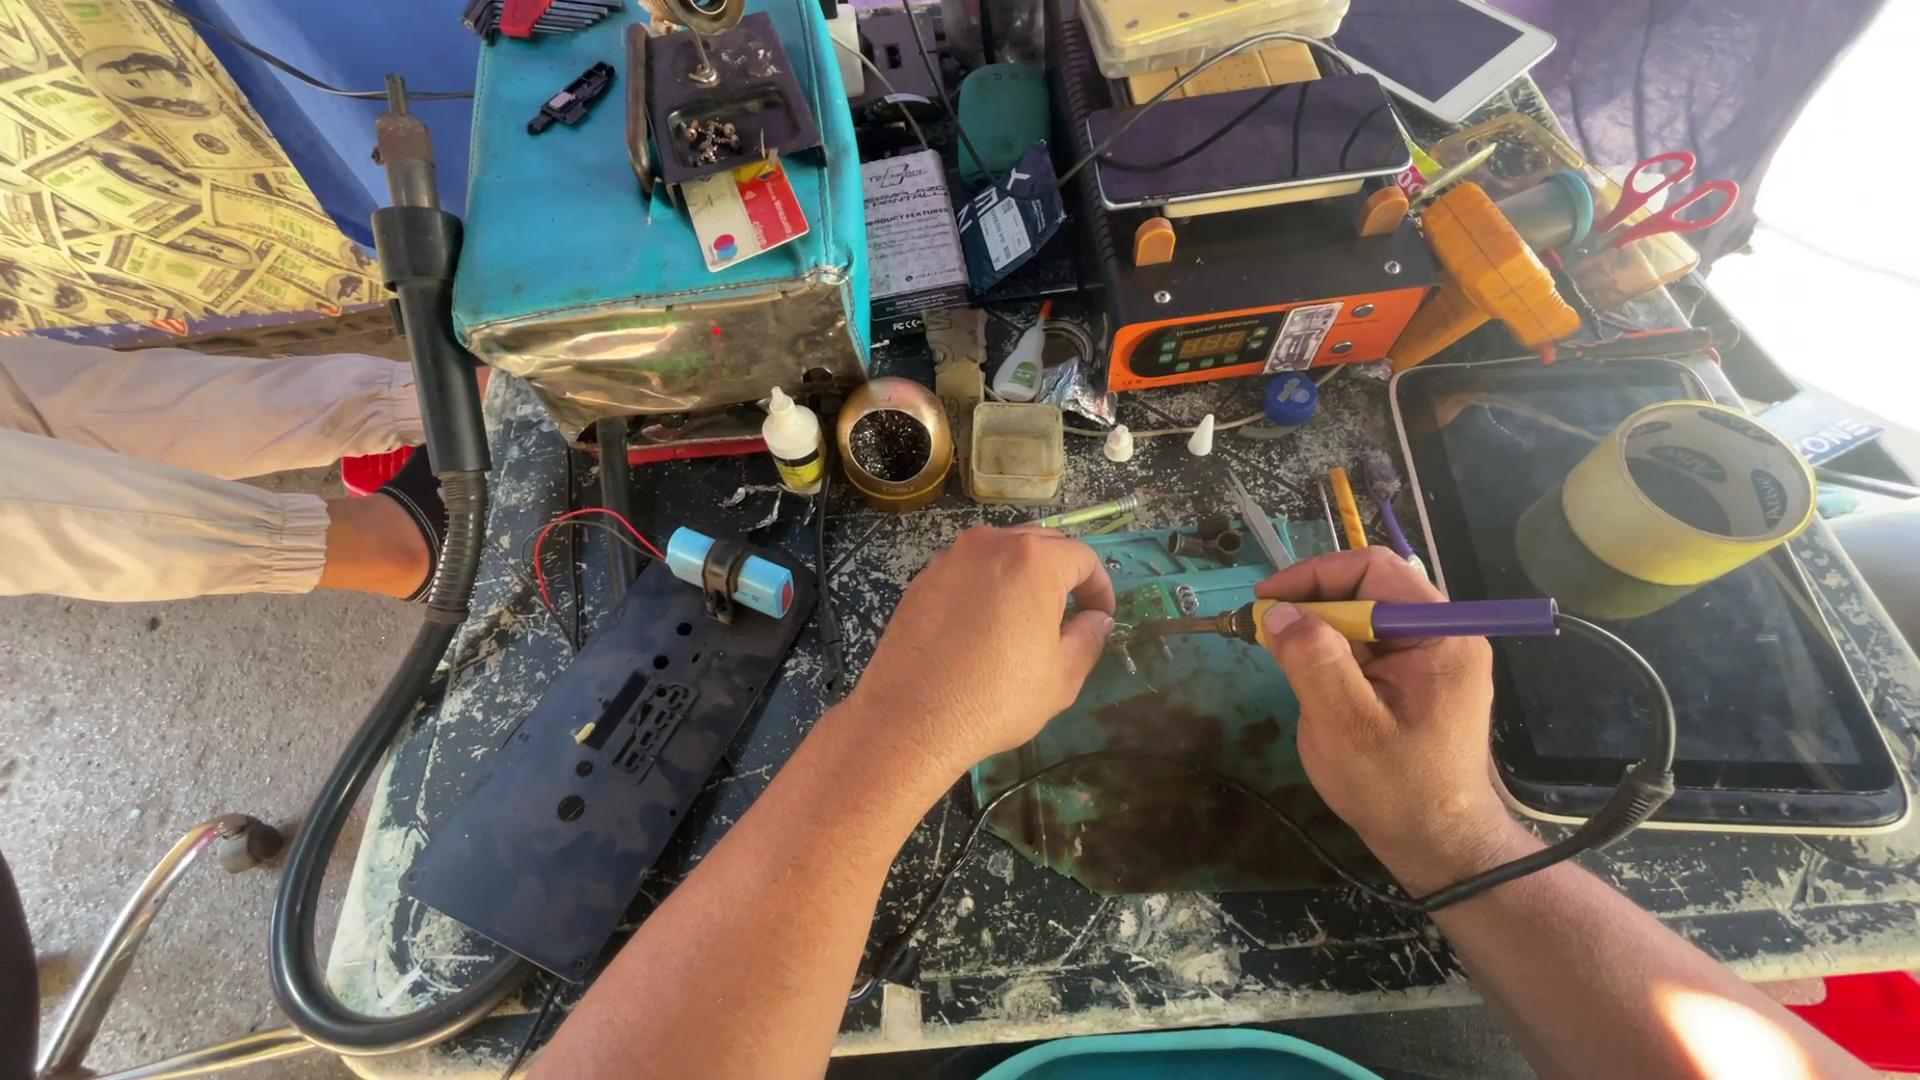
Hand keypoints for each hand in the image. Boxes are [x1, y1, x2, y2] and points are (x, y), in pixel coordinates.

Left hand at [845, 526, 1114, 776]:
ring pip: (1001, 553)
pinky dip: (986, 585)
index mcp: (1031, 560)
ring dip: (1023, 576)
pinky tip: (982, 626)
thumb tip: (1096, 619)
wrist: (909, 719)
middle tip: (1069, 615)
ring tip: (1025, 619)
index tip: (1101, 617)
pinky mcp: (923, 578)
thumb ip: (1088, 637)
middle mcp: (989, 543)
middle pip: (1041, 544)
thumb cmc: (995, 698)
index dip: (1100, 587)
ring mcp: (950, 558)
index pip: (1082, 557)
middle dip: (1063, 575)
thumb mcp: (1061, 676)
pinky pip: (968, 569)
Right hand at [1255, 548, 1524, 894]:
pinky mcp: (1409, 675)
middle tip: (1269, 627)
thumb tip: (1279, 613)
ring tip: (1281, 649)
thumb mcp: (1346, 726)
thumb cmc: (1396, 788)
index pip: (1374, 569)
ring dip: (1315, 623)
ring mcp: (1425, 655)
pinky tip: (1304, 669)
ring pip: (1359, 612)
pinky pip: (1361, 641)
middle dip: (1311, 599)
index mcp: (1439, 635)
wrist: (1438, 845)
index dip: (1315, 575)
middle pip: (1367, 585)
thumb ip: (1314, 662)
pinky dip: (1325, 645)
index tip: (1269, 601)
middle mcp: (1438, 634)